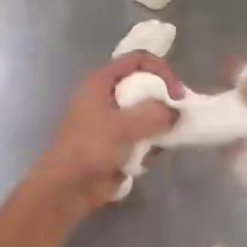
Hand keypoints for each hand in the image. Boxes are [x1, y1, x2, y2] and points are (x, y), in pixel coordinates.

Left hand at [24, 52, 183, 221]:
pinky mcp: (116, 145)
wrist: (69, 187)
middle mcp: (106, 98)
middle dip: (163, 102)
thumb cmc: (91, 148)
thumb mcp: (124, 125)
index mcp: (101, 82)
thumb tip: (174, 112)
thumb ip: (155, 113)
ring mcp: (111, 122)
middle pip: (144, 87)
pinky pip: (141, 139)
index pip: (138, 59)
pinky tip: (144, 160)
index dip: (161, 70)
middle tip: (177, 117)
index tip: (177, 94)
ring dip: (156, 128)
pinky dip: (147, 147)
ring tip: (159, 142)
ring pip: (145, 116)